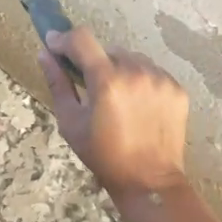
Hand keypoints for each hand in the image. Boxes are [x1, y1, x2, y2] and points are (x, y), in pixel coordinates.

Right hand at [40, 27, 189, 198]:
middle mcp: (136, 72)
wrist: (149, 183)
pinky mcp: (177, 88)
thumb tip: (44, 54)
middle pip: (108, 50)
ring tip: (117, 98)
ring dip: (119, 70)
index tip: (54, 44)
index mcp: (107, 81)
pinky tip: (138, 105)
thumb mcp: (71, 122)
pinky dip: (140, 81)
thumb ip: (58, 83)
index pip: (82, 39)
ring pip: (131, 59)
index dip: (64, 38)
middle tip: (90, 86)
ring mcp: (161, 79)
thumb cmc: (103, 155)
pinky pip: (152, 72)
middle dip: (94, 62)